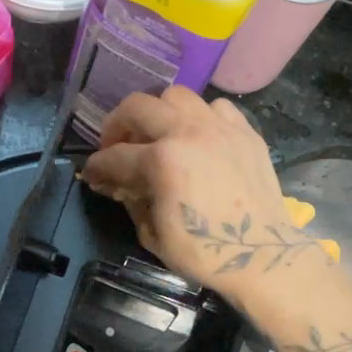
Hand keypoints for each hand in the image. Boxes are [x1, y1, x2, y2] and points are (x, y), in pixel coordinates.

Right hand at [83, 87, 331, 301]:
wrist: (261, 255)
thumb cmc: (203, 253)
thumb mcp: (153, 235)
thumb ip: (133, 202)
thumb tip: (121, 186)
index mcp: (162, 161)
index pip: (114, 156)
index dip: (96, 167)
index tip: (91, 175)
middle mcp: (188, 132)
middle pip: (139, 106)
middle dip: (118, 125)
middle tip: (116, 145)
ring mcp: (219, 127)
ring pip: (177, 96)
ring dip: (158, 113)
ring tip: (157, 136)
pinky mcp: (244, 131)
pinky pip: (214, 107)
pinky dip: (198, 117)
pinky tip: (196, 139)